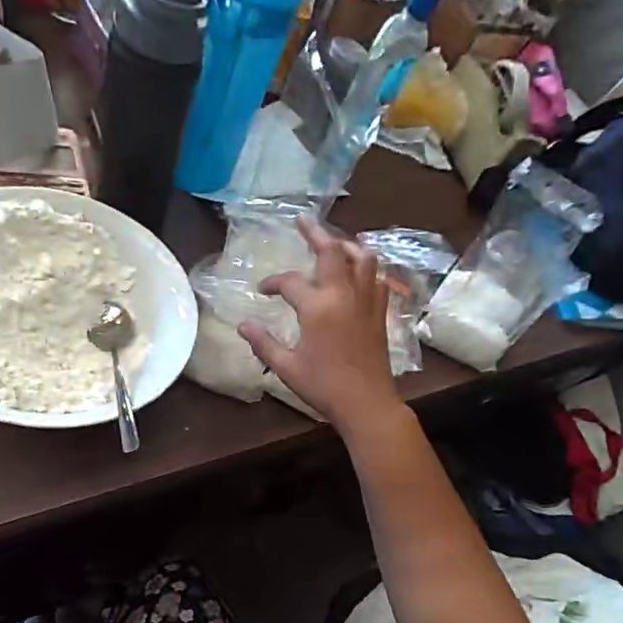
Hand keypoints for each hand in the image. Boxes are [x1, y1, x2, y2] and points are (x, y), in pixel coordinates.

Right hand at [239, 215, 405, 431]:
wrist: (367, 402)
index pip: (289, 282)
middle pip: (331, 251)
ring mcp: (366, 301)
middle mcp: (344, 295)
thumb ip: (263, 342)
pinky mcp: (380, 312)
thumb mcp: (286, 367)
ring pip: (362, 257)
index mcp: (317, 307)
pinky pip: (376, 278)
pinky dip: (365, 268)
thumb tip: (243, 324)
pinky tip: (357, 273)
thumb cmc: (323, 386)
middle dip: (314, 232)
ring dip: (346, 245)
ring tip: (334, 243)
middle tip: (302, 220)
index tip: (262, 291)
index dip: (272, 283)